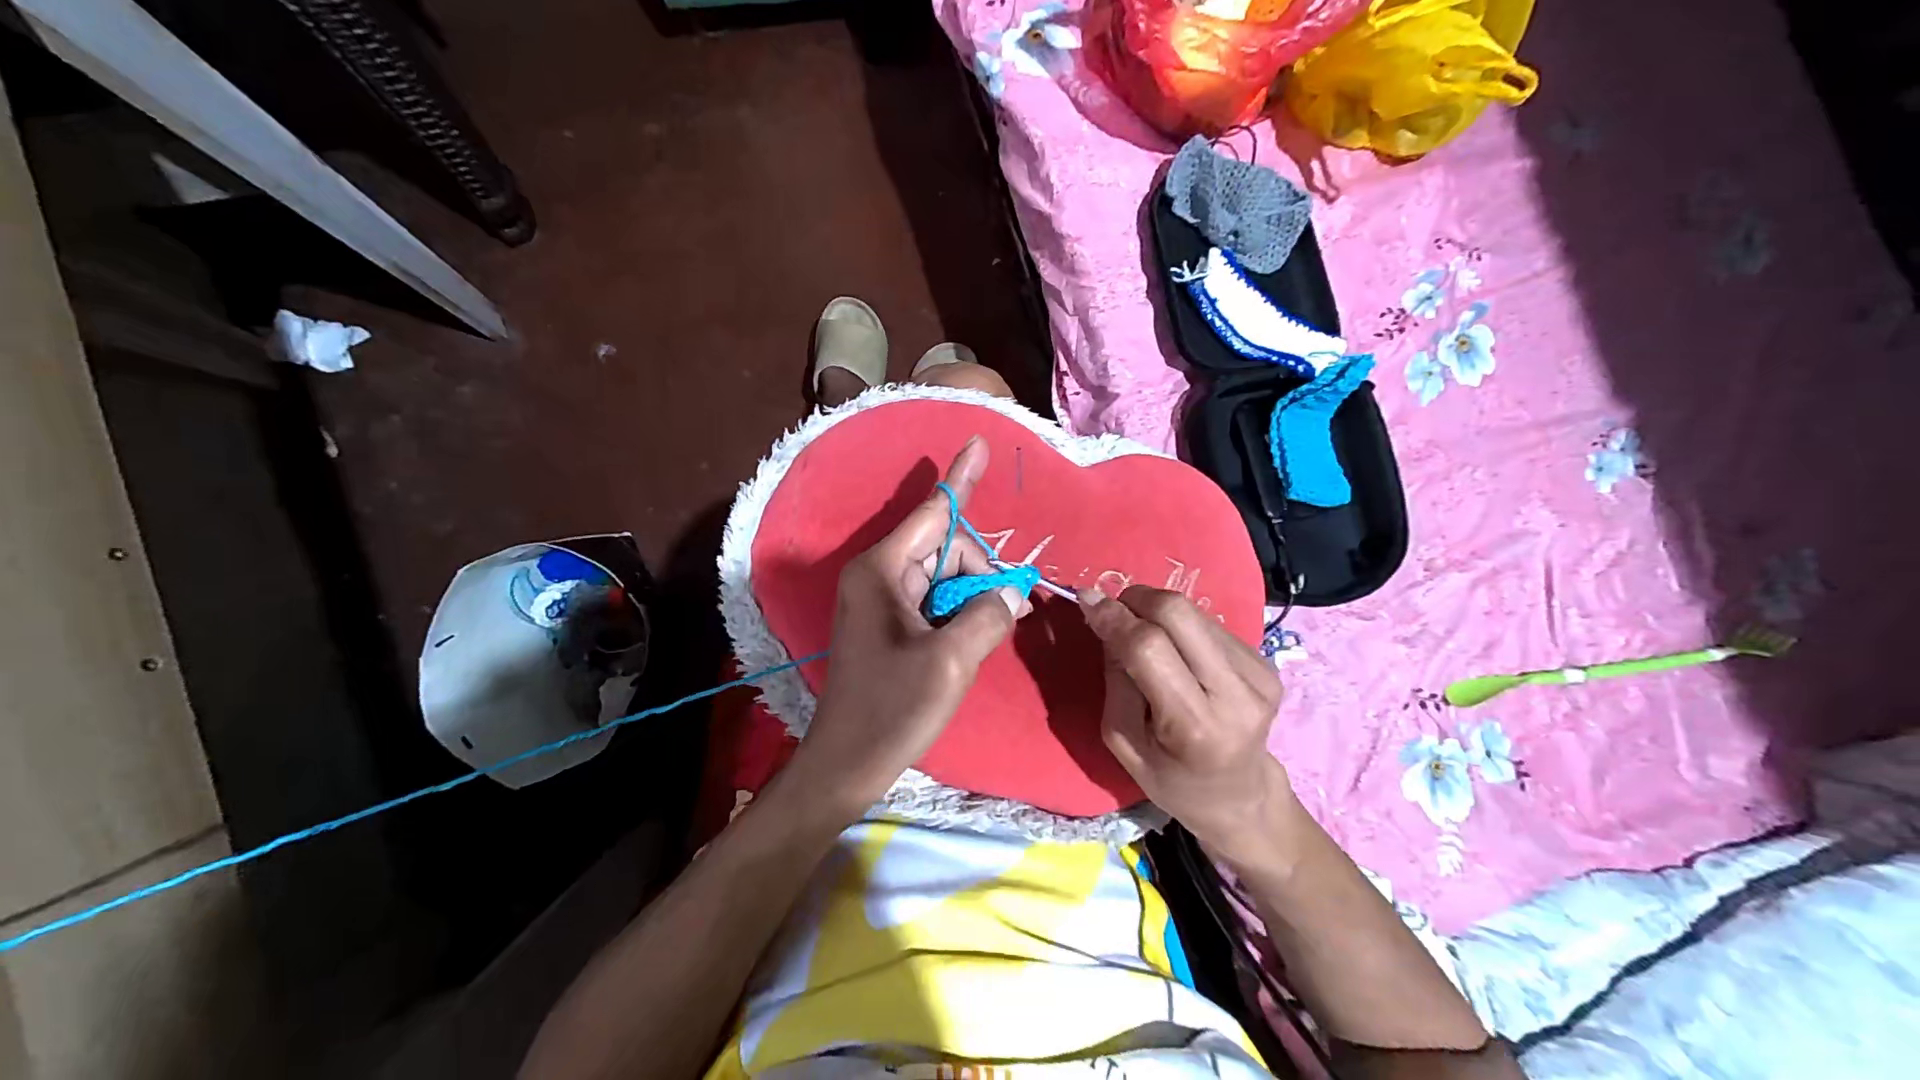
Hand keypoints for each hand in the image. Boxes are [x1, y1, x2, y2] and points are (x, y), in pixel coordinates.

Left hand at [792, 437, 1019, 814]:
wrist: (847, 762)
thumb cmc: (892, 709)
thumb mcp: (951, 661)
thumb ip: (989, 615)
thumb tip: (1012, 593)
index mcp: (882, 570)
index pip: (933, 513)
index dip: (961, 479)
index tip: (979, 442)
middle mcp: (878, 574)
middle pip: (947, 548)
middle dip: (981, 573)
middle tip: (1004, 615)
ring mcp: (881, 599)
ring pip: (945, 577)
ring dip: (973, 598)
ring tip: (982, 638)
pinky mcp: (888, 623)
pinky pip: (935, 600)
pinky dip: (959, 613)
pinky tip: (969, 640)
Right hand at [1079, 585, 1292, 861]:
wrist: (1240, 796)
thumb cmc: (1171, 778)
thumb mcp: (1123, 740)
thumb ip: (1116, 678)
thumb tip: (1105, 617)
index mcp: (1195, 726)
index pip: (1149, 648)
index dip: (1114, 618)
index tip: (1087, 601)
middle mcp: (1236, 694)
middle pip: (1179, 613)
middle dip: (1137, 600)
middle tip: (1116, 612)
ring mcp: (1258, 674)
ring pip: (1194, 611)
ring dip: (1158, 613)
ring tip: (1146, 638)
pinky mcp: (1266, 661)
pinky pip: (1209, 623)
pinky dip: (1180, 626)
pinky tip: (1178, 652)